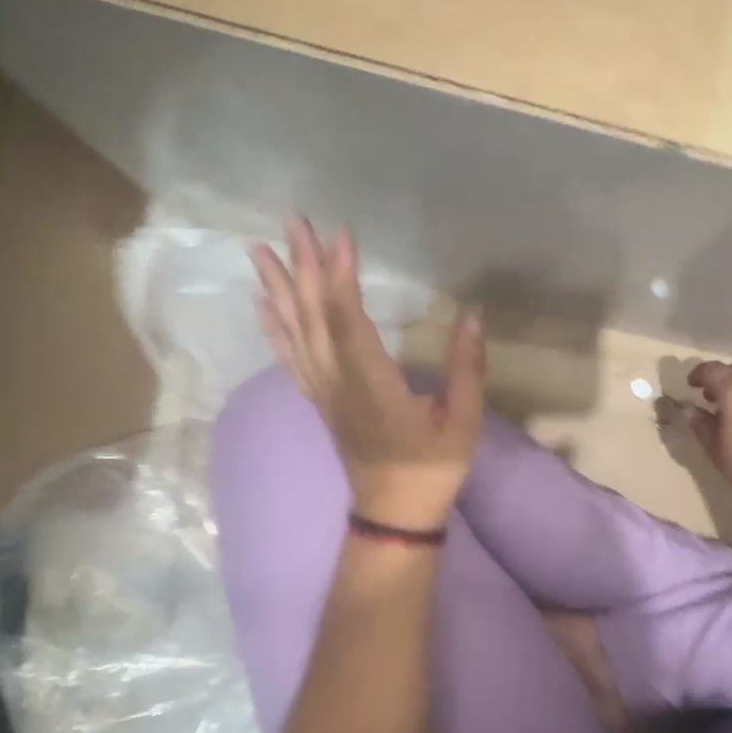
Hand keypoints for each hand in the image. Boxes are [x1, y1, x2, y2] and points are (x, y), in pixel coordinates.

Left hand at [253, 217, 486, 529]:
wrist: (393, 513)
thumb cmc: (432, 469)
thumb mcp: (463, 424)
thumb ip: (467, 369)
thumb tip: (472, 316)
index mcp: (373, 385)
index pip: (349, 322)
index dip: (341, 277)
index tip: (340, 235)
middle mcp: (338, 383)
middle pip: (312, 317)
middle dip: (301, 266)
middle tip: (292, 219)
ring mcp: (323, 392)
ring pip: (293, 332)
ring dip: (277, 288)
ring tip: (259, 248)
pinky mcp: (320, 401)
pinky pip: (290, 358)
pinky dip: (274, 328)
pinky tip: (263, 303)